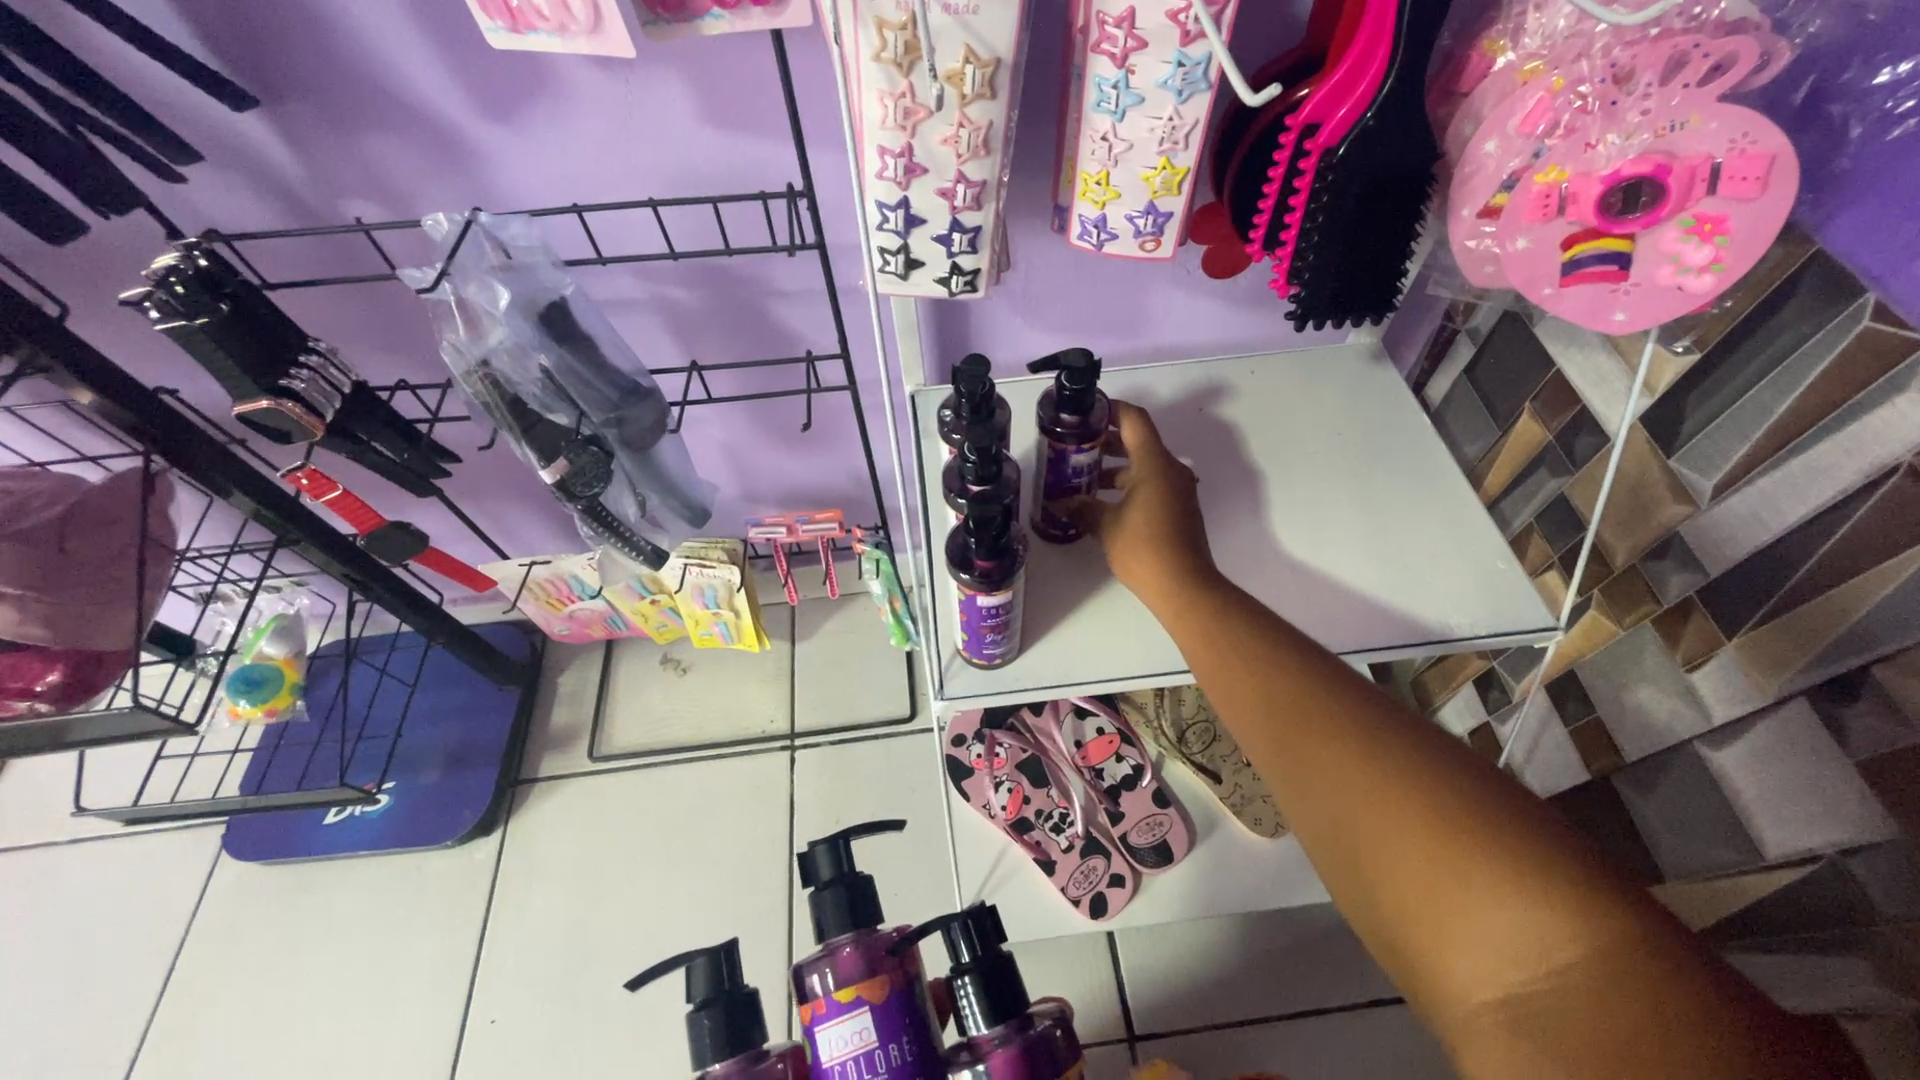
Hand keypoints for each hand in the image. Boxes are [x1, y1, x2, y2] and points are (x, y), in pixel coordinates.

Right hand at [1065, 400, 1217, 612]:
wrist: (1185, 586)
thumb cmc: (1144, 549)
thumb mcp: (1106, 527)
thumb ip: (1083, 508)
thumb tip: (1062, 504)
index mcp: (1154, 463)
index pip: (1133, 419)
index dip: (1110, 409)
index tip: (1086, 412)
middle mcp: (1170, 469)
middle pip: (1139, 441)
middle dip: (1106, 441)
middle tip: (1076, 446)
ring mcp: (1177, 489)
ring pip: (1144, 465)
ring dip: (1115, 467)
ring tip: (1082, 477)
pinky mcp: (1178, 508)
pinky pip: (1151, 484)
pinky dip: (1127, 485)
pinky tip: (1102, 502)